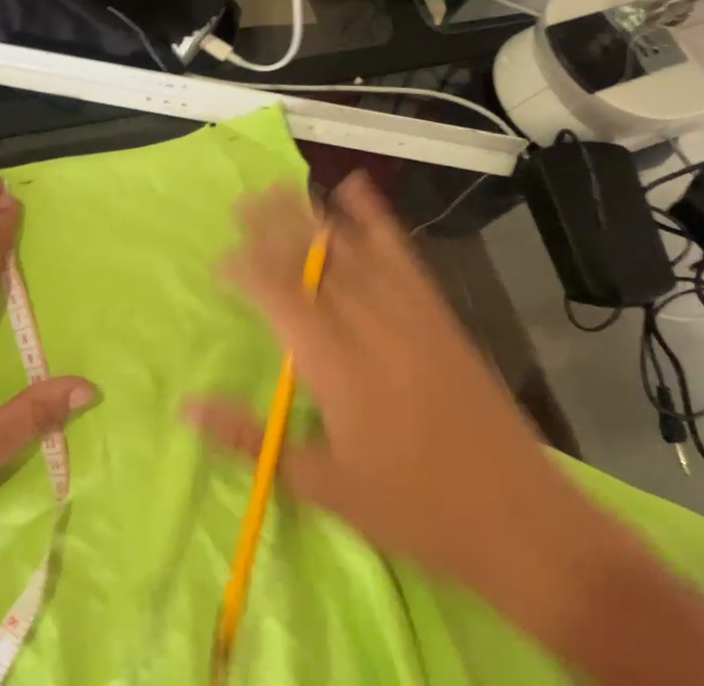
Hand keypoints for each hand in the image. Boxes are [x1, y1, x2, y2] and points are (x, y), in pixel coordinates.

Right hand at [184, 171, 572, 598]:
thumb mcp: (322, 483)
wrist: (516, 516)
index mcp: (334, 364)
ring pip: (353, 249)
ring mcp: (410, 314)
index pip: (279, 296)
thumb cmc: (411, 507)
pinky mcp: (440, 315)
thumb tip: (186, 406)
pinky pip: (403, 255)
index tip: (220, 262)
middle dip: (273, 227)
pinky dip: (377, 219)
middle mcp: (370, 324)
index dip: (246, 270)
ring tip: (281, 187)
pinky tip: (359, 189)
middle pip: (312, 261)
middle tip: (241, 202)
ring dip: (314, 215)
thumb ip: (251, 438)